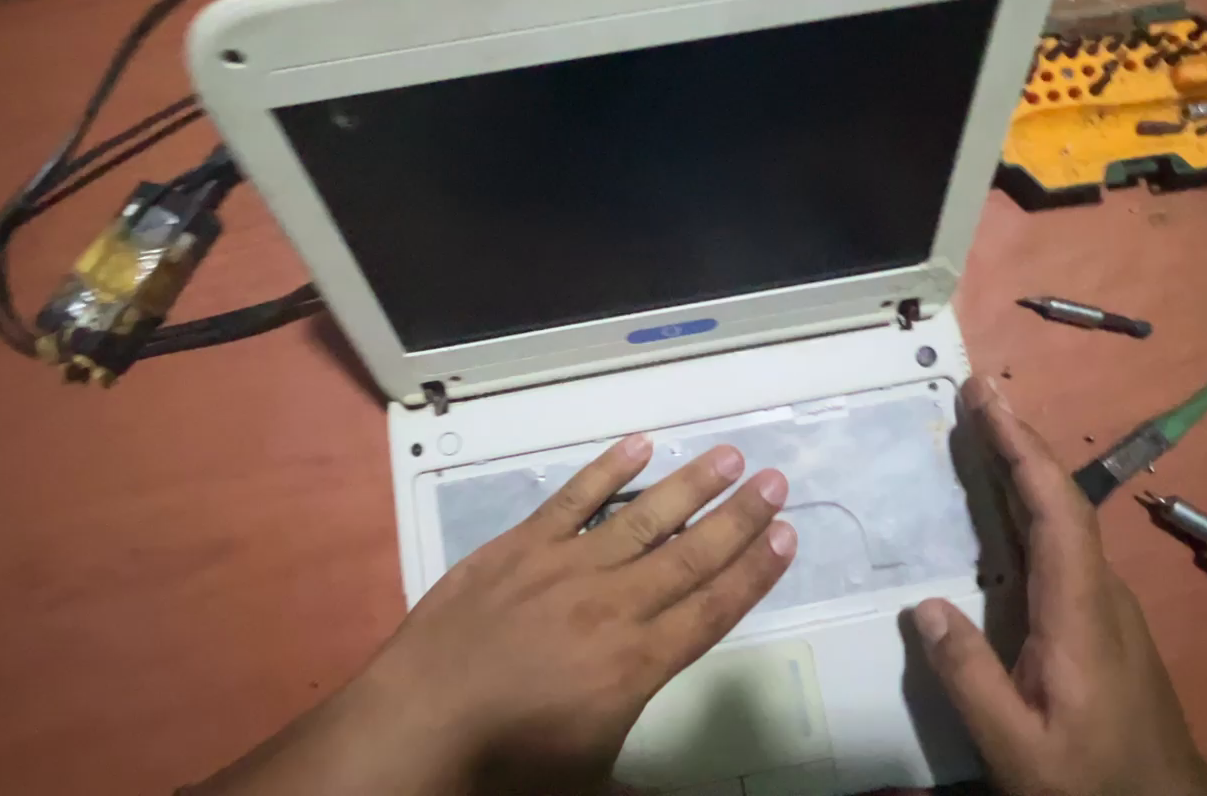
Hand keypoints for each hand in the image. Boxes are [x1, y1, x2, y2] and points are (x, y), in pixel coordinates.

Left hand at [190, 436, 795, 795]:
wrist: (418, 725)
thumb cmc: (505, 764)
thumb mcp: (588, 777)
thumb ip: (638, 766)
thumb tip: (678, 788)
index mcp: (637, 665)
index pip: (713, 608)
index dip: (755, 571)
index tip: (787, 536)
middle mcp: (615, 605)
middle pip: (692, 555)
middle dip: (740, 518)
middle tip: (776, 481)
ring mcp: (568, 567)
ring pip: (644, 516)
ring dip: (690, 485)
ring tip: (728, 456)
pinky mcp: (524, 544)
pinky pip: (574, 498)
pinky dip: (607, 469)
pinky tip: (639, 444)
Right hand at [913, 381, 1206, 795]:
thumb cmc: (1093, 779)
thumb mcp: (1019, 748)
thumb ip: (970, 679)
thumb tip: (924, 606)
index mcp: (1080, 611)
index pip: (1057, 510)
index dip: (1023, 449)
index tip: (988, 400)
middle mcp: (1097, 590)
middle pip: (1059, 497)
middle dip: (1017, 437)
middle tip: (975, 390)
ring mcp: (1100, 600)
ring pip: (1061, 512)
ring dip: (1021, 461)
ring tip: (978, 424)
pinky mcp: (1094, 612)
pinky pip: (1057, 535)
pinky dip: (1025, 496)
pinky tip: (998, 493)